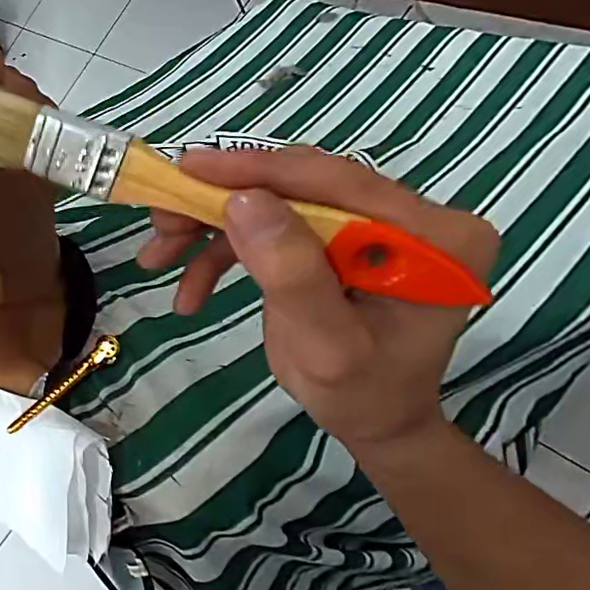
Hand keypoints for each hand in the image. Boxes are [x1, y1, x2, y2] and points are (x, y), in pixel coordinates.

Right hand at [136, 146, 498, 445]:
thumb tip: (243, 201)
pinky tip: (190, 290)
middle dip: (219, 203)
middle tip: (161, 221)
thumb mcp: (327, 346)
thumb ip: (292, 274)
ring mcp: (365, 225)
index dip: (258, 171)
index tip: (190, 168)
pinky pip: (267, 228)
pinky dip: (221, 253)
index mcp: (431, 234)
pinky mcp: (331, 237)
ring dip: (209, 230)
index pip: (335, 182)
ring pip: (272, 203)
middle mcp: (403, 215)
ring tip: (157, 257)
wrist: (376, 420)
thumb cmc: (363, 393)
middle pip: (296, 186)